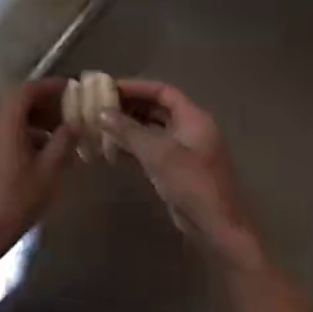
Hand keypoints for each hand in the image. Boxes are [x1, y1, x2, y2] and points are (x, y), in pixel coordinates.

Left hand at [0, 79, 77, 265]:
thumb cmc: (19, 199)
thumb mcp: (49, 170)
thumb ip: (64, 142)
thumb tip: (75, 122)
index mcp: (7, 124)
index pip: (27, 91)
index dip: (49, 86)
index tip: (71, 89)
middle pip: (18, 102)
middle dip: (45, 102)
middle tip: (69, 111)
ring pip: (13, 119)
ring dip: (37, 119)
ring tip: (62, 133)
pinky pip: (8, 133)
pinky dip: (28, 134)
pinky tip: (46, 153)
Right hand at [101, 80, 260, 263]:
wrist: (213, 225)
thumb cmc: (190, 183)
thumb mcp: (157, 153)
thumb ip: (128, 131)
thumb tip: (102, 113)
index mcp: (193, 118)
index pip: (163, 91)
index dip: (136, 87)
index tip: (108, 87)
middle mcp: (190, 129)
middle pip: (157, 109)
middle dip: (128, 107)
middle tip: (98, 106)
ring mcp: (183, 150)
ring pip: (152, 130)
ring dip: (127, 128)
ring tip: (99, 126)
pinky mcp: (175, 169)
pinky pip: (151, 149)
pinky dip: (132, 147)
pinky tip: (110, 149)